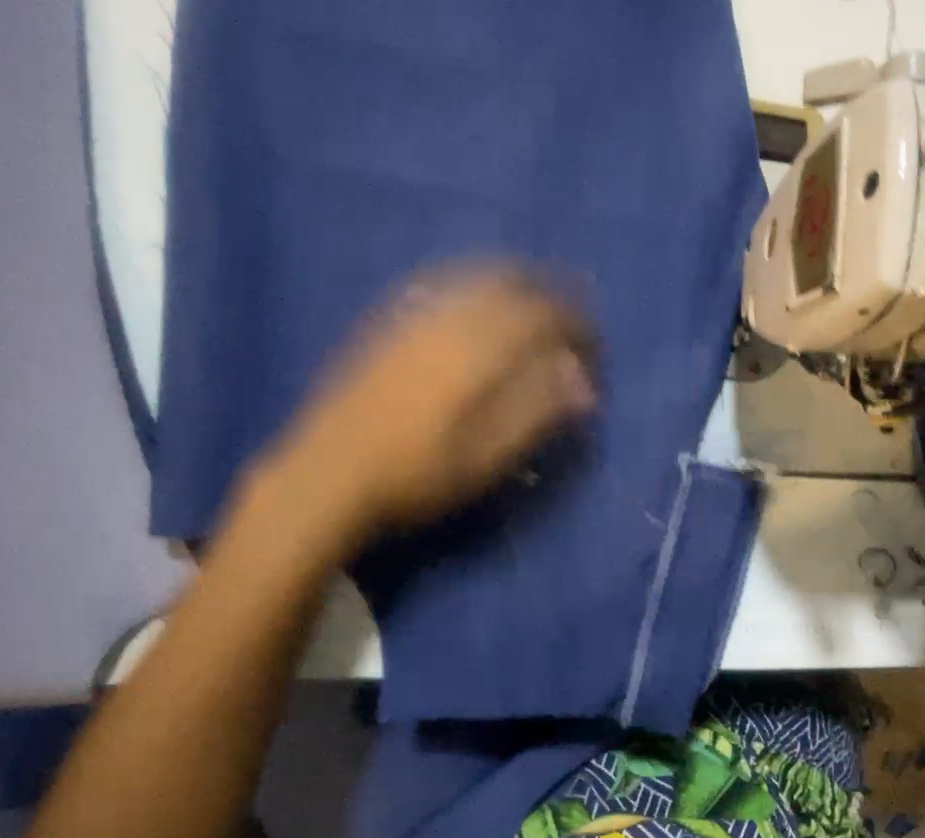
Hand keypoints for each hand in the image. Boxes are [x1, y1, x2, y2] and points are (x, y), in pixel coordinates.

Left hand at [260, 265, 596, 551]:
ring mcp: (413, 313)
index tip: (595, 350)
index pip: (544, 312)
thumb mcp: (487, 456)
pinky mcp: (388, 322)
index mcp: (478, 344)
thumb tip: (582, 380)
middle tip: (570, 323)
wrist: (329, 474)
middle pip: (511, 280)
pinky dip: (476, 287)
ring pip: (475, 276)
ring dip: (514, 285)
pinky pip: (443, 284)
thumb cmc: (417, 474)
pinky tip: (477, 311)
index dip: (578, 325)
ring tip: (533, 313)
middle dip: (549, 295)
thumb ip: (537, 410)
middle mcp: (448, 313)